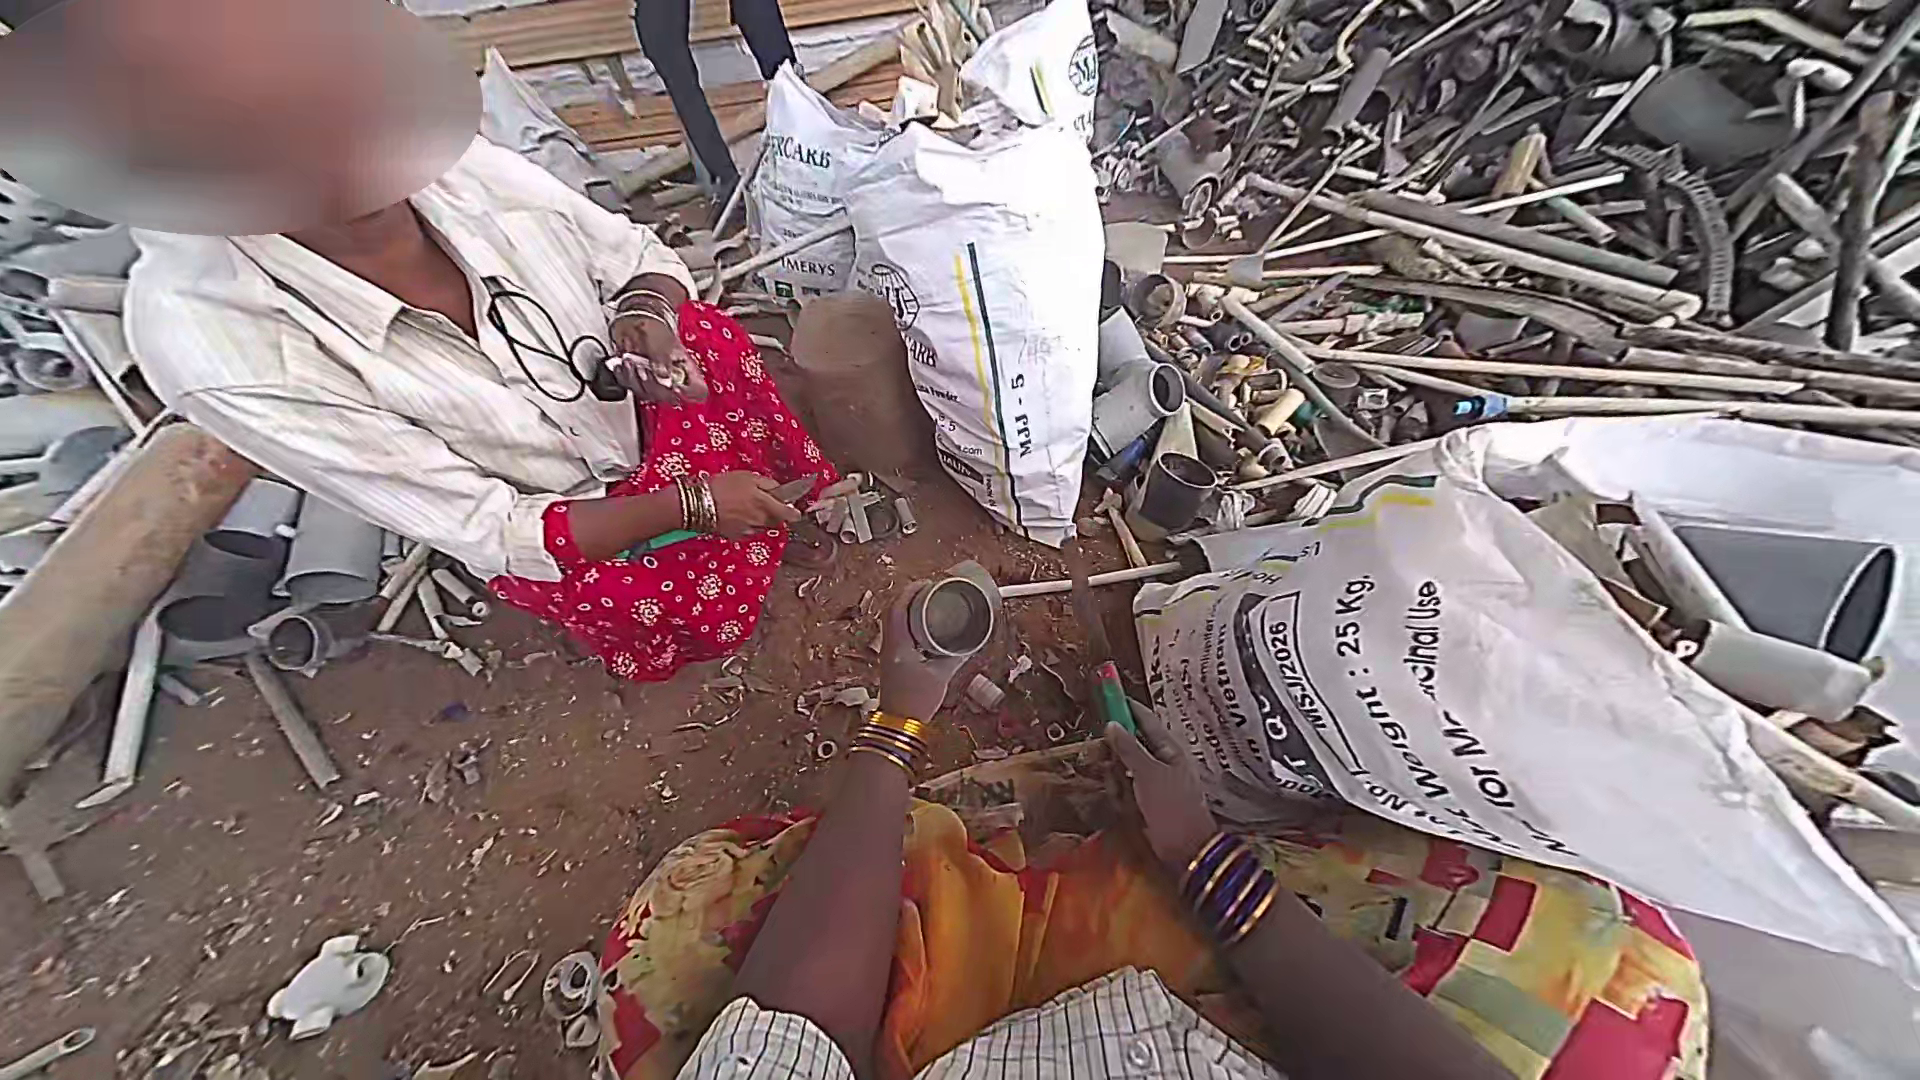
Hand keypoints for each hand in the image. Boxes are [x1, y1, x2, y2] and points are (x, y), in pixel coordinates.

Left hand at [609, 316, 709, 404]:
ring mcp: (655, 381)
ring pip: (649, 394)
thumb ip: (664, 361)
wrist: (634, 320)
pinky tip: (623, 365)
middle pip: (670, 397)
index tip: (674, 385)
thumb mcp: (662, 343)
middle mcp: (673, 379)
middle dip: (653, 384)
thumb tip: (665, 379)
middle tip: (643, 368)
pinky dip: (624, 377)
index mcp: (687, 370)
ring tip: (630, 362)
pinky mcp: (639, 381)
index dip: (687, 392)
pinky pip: (631, 388)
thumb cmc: (653, 328)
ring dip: (635, 379)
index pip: (698, 391)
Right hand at [705, 471, 800, 537]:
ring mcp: (749, 531)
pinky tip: (734, 514)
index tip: (794, 509)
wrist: (696, 504)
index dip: (794, 512)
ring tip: (743, 506)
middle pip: (776, 520)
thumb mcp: (748, 477)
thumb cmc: (723, 486)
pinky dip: (746, 523)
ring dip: (759, 518)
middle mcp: (761, 521)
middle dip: (773, 512)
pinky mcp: (737, 536)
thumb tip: (780, 491)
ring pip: (762, 526)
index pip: (790, 515)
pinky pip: (749, 530)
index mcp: (766, 506)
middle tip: (761, 501)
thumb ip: (769, 485)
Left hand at [878, 583, 967, 720]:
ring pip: (892, 621)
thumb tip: (970, 640)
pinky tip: (919, 623)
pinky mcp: (891, 660)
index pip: (897, 609)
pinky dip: (905, 621)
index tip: (926, 583)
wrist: (898, 723)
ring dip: (905, 607)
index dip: (910, 592)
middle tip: (926, 588)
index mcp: (898, 645)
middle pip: (891, 611)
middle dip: (907, 596)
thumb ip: (955, 656)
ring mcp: (888, 652)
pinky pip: (895, 632)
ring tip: (924, 601)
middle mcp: (889, 645)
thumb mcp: (941, 675)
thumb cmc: (917, 700)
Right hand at [1106, 720, 1218, 871]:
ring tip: (1113, 778)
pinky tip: (1118, 796)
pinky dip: (1120, 789)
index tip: (1108, 696)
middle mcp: (1162, 761)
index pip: (1146, 720)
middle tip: (1101, 741)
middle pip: (1133, 742)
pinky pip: (1125, 785)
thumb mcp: (1148, 773)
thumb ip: (1129, 748)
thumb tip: (1111, 723)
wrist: (1186, 851)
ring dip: (1117, 771)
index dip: (1128, 707)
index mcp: (1169, 749)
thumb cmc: (1172, 807)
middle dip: (1117, 744)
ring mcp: (1154, 781)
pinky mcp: (1146, 799)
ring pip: (1125, 764)